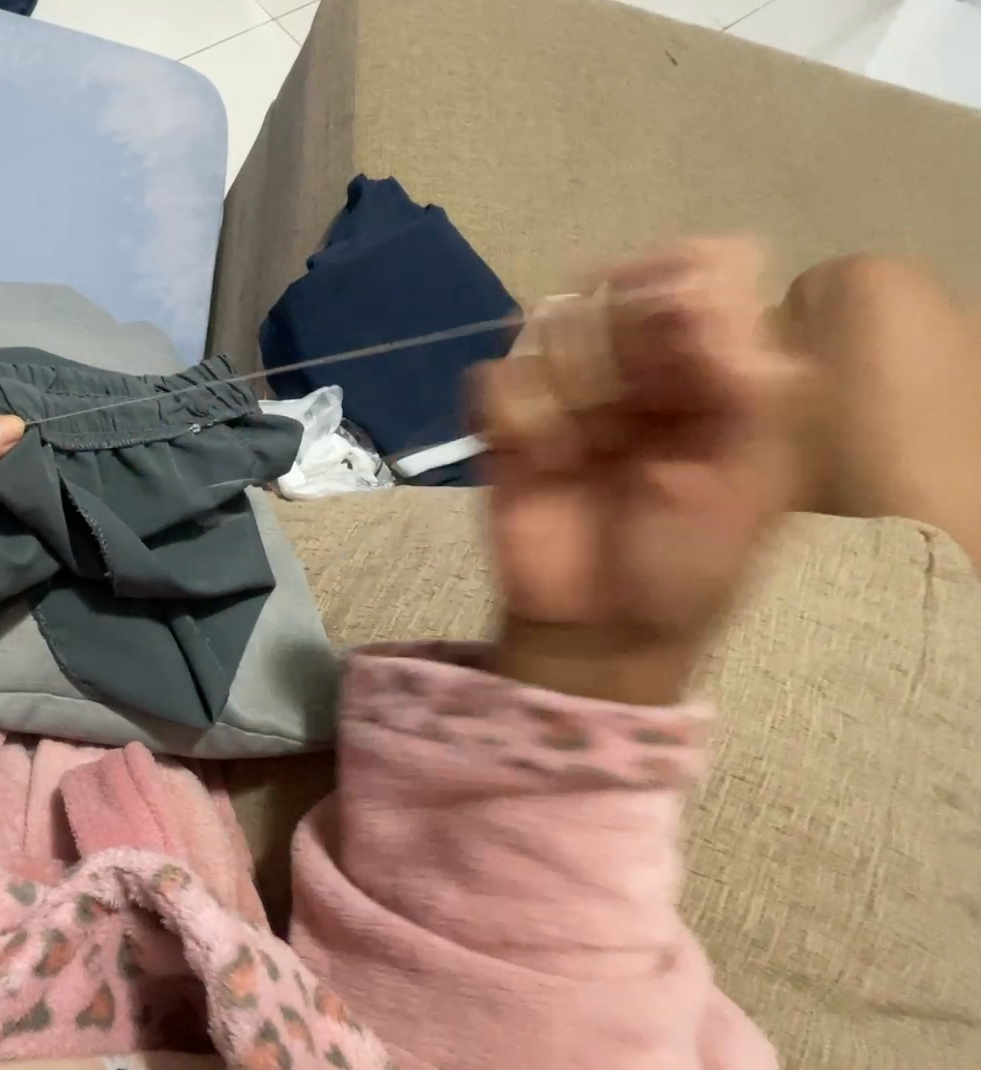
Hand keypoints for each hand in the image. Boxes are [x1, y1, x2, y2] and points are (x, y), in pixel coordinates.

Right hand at [471, 237, 806, 703]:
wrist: (599, 624)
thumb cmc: (689, 559)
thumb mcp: (754, 472)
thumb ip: (744, 379)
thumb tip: (687, 294)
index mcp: (716, 366)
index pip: (701, 268)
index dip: (680, 282)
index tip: (672, 338)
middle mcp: (637, 366)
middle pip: (612, 287)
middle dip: (618, 346)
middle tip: (627, 411)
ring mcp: (564, 393)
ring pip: (544, 326)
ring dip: (565, 388)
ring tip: (580, 448)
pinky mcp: (501, 425)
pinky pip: (492, 381)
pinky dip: (512, 416)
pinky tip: (537, 456)